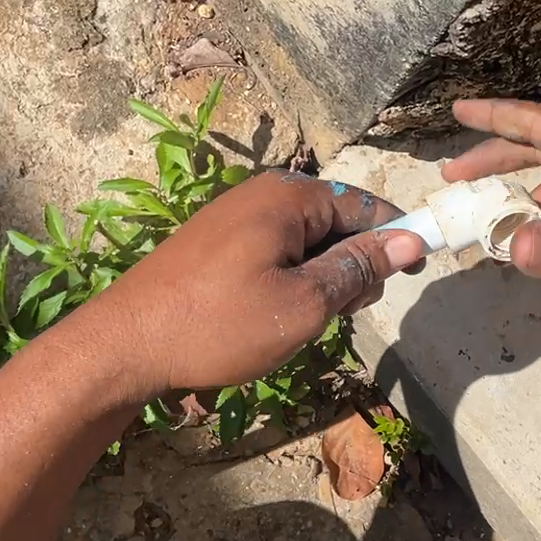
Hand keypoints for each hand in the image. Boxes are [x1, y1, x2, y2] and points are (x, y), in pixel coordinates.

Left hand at [74, 170, 426, 400]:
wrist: (122, 346)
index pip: (365, 205)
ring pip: (307, 242)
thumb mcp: (302, 304)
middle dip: (352, 266)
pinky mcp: (218, 240)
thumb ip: (358, 268)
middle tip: (336, 314)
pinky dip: (290, 279)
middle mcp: (263, 194)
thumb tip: (409, 239)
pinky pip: (277, 250)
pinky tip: (272, 313)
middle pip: (337, 222)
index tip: (418, 271)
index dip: (397, 237)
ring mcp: (236, 215)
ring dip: (320, 279)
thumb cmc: (218, 325)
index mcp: (288, 197)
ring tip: (298, 320)